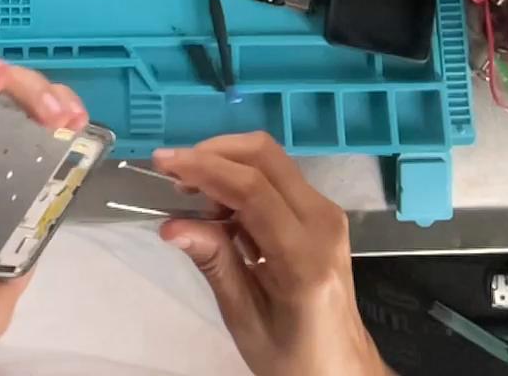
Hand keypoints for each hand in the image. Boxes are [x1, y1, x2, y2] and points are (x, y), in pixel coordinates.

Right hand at [154, 134, 391, 375]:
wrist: (343, 368)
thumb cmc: (292, 356)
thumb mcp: (245, 320)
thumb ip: (214, 264)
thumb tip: (171, 226)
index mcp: (305, 259)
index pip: (252, 190)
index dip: (204, 167)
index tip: (164, 162)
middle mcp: (322, 222)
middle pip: (263, 155)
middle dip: (212, 153)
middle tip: (176, 174)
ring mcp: (326, 210)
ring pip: (268, 156)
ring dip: (224, 162)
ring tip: (197, 198)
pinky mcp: (321, 208)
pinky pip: (275, 172)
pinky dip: (240, 175)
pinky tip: (222, 207)